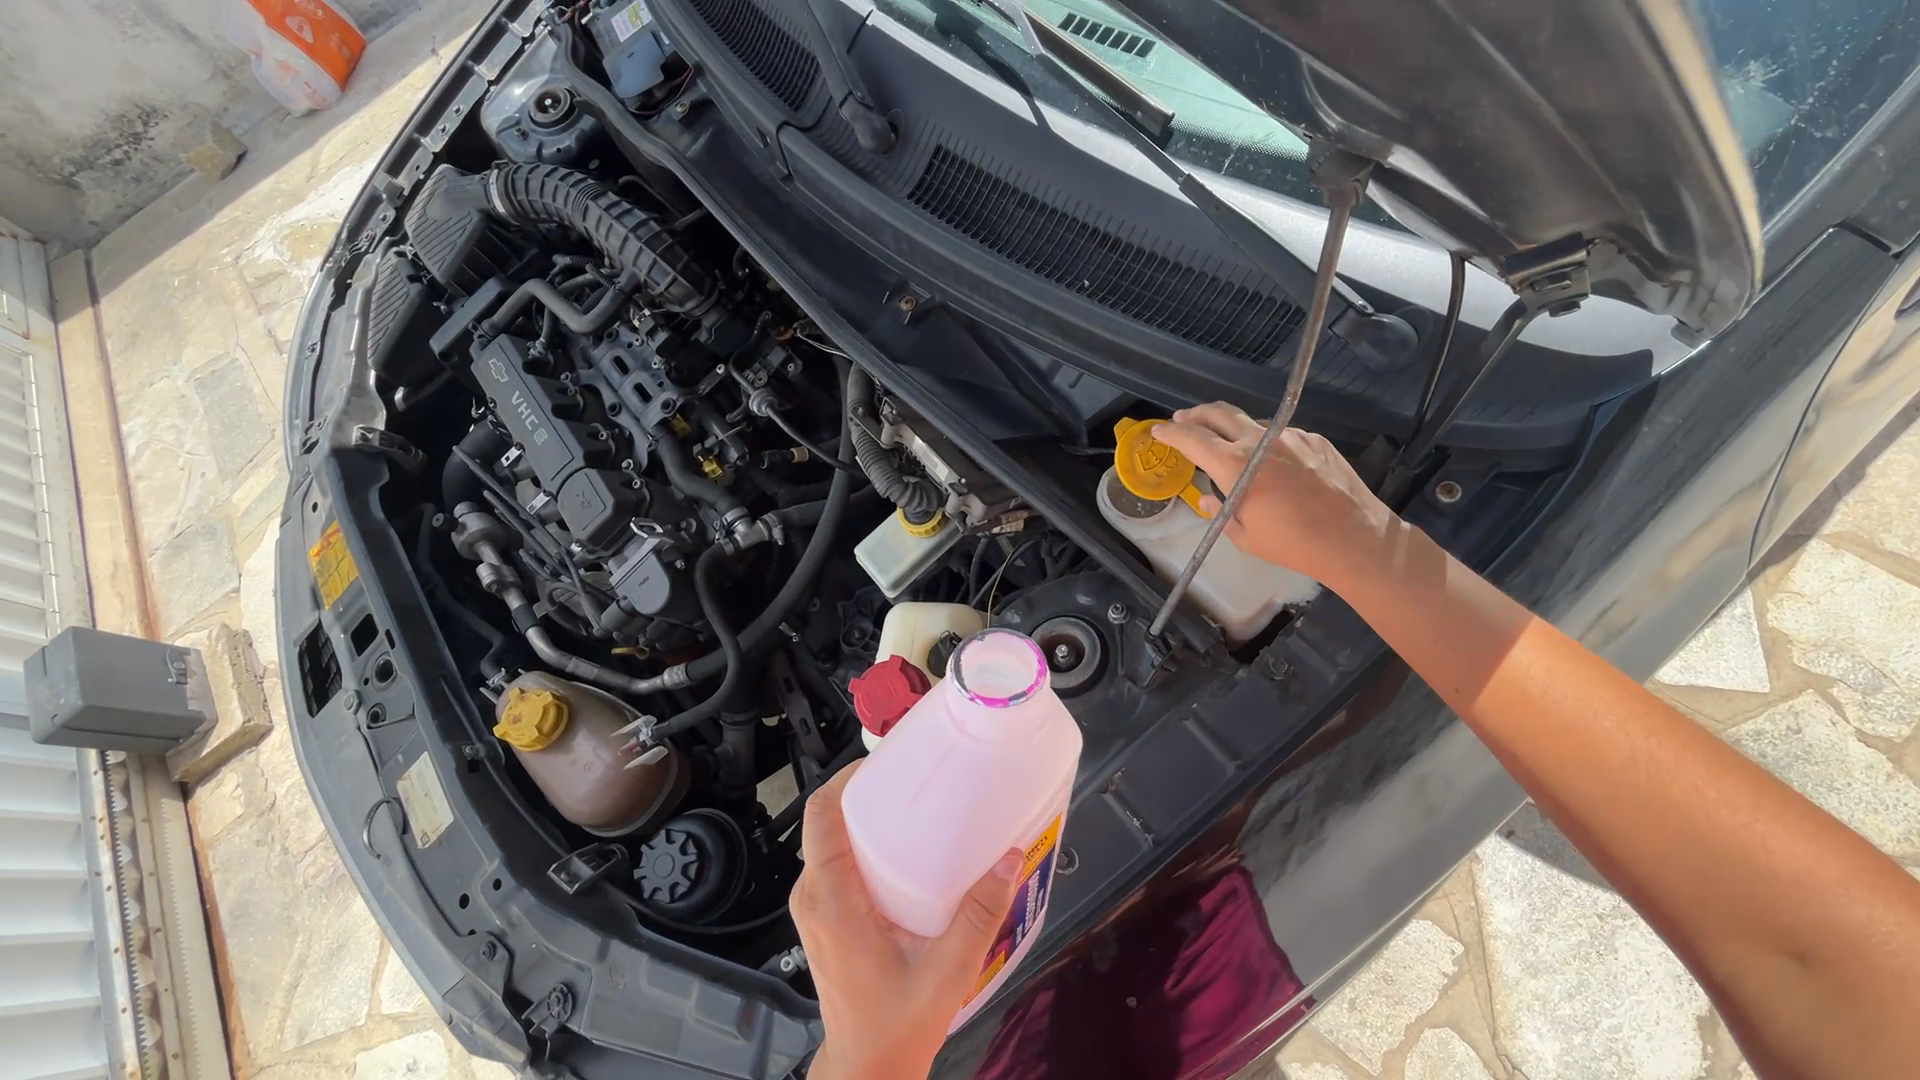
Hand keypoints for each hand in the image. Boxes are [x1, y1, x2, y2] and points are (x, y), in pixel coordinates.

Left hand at [792, 762, 1024, 1079]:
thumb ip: (979, 913)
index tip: (887, 759)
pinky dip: (862, 841)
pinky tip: (902, 845)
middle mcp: (814, 896)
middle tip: (912, 775)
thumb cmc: (897, 1024)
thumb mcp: (947, 969)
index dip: (848, 777)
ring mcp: (815, 906)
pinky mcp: (824, 916)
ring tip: (911, 802)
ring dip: (864, 815)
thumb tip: (1010, 857)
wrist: (867, 1067)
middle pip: (826, 820)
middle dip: (864, 790)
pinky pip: (835, 860)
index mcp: (832, 900)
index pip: (822, 815)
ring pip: (830, 838)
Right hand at [1152, 402, 1395, 588]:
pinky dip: (1268, 444)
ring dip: (1234, 429)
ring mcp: (1291, 436)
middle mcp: (1260, 441)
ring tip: (1230, 445)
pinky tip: (1275, 466)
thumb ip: (1220, 513)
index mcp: (1235, 466)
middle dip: (1196, 414)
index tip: (1159, 431)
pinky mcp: (1315, 439)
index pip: (1193, 439)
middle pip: (1219, 413)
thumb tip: (1209, 500)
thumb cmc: (1293, 544)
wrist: (1354, 538)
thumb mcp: (1244, 536)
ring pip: (1252, 423)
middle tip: (1184, 419)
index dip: (1171, 433)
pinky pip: (1282, 436)